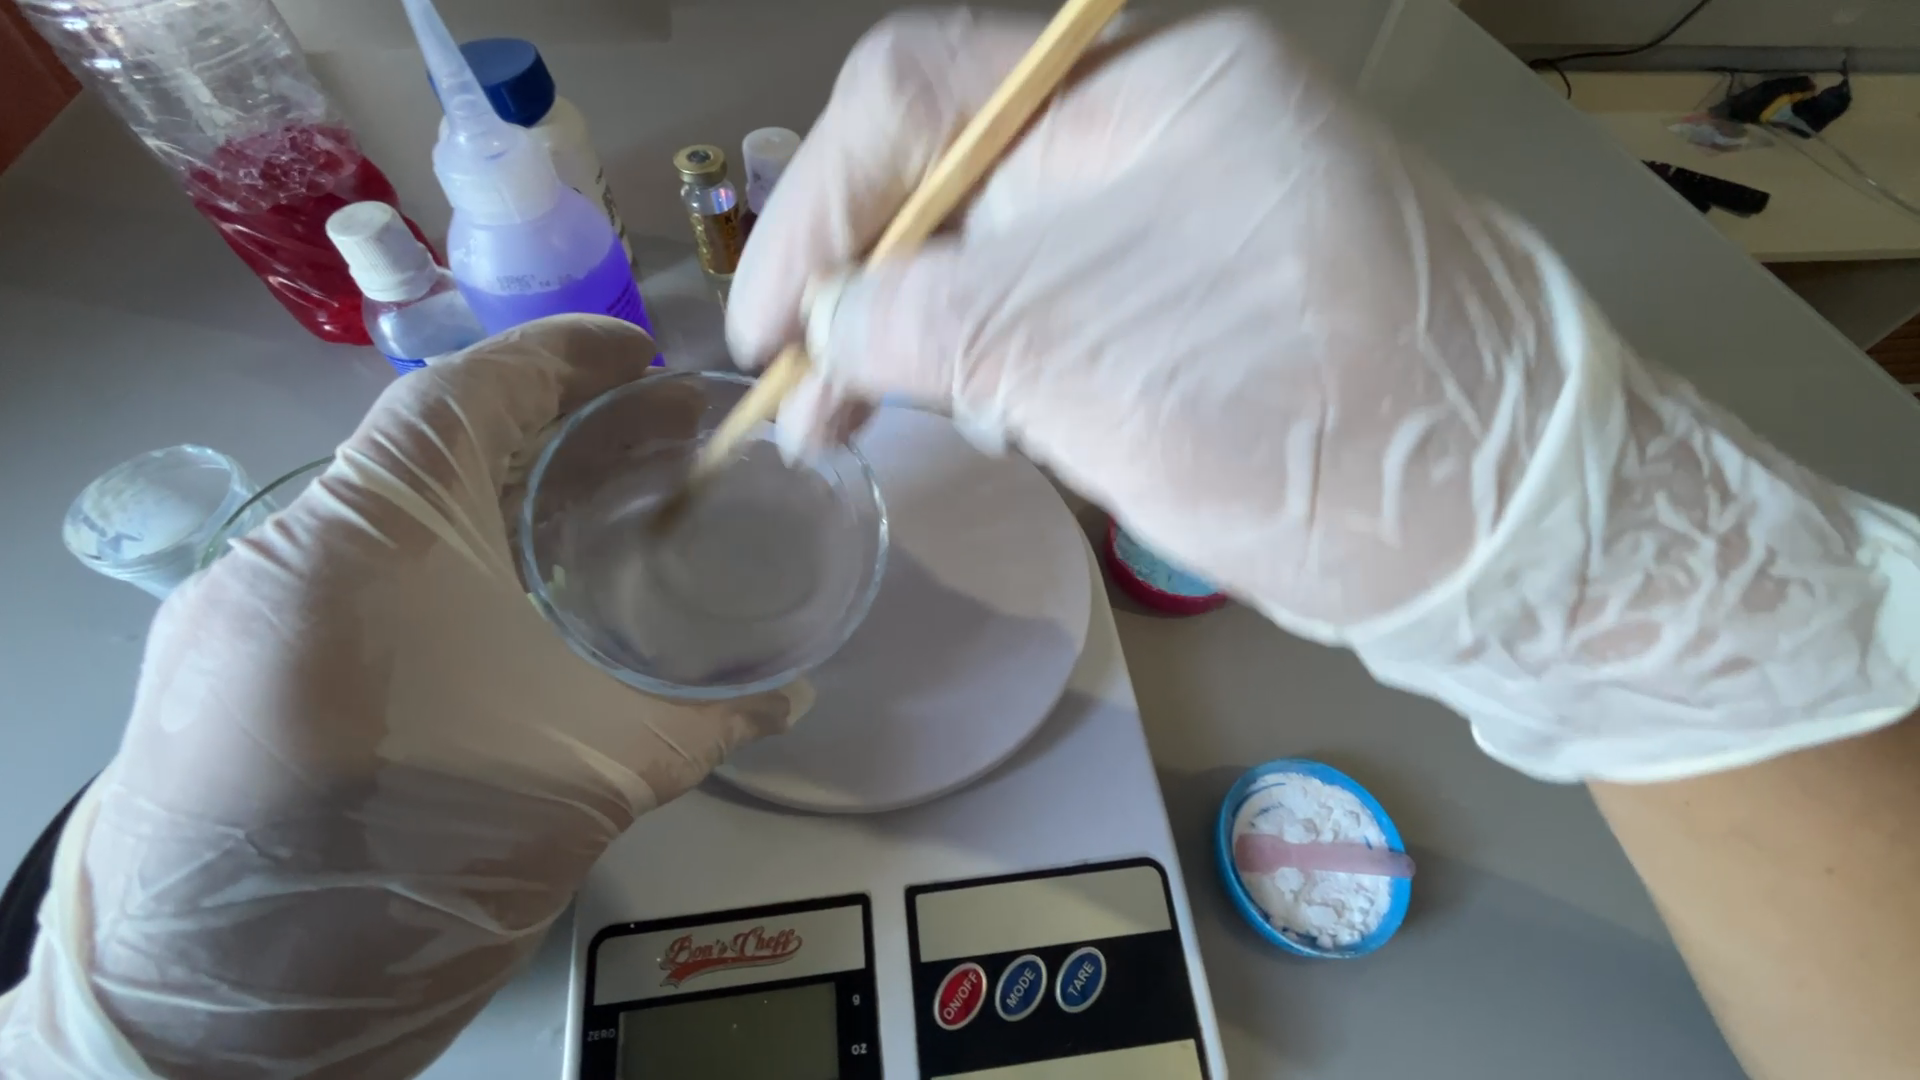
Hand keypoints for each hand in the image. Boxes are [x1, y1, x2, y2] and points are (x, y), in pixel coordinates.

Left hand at [0, 317, 805, 1077]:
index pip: (461, 395)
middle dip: (550, 411)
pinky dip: (468, 533)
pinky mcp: (264, 647)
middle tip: (652, 422)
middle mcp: (310, 550)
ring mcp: (272, 597)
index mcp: (371, 549)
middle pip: (441, 435)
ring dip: (509, 471)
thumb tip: (794, 694)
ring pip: (412, 494)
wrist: (233, 1015)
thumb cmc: (413, 868)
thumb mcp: (583, 779)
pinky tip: (530, 568)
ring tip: (609, 482)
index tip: (640, 351)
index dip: (556, 352)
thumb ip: (699, 723)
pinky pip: (383, 551)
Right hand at [730, 9, 1919, 781]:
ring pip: (981, 262)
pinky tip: (955, 418)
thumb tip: (818, 322)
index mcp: (1142, 97)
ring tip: (853, 425)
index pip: (918, 102)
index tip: (763, 332)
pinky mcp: (1164, 312)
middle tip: (797, 404)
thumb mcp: (1098, 365)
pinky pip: (1031, 320)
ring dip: (905, 339)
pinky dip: (972, 369)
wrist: (1485, 533)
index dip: (816, 210)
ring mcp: (1155, 230)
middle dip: (852, 289)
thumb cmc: (1312, 430)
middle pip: (942, 185)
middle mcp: (1145, 141)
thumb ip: (936, 322)